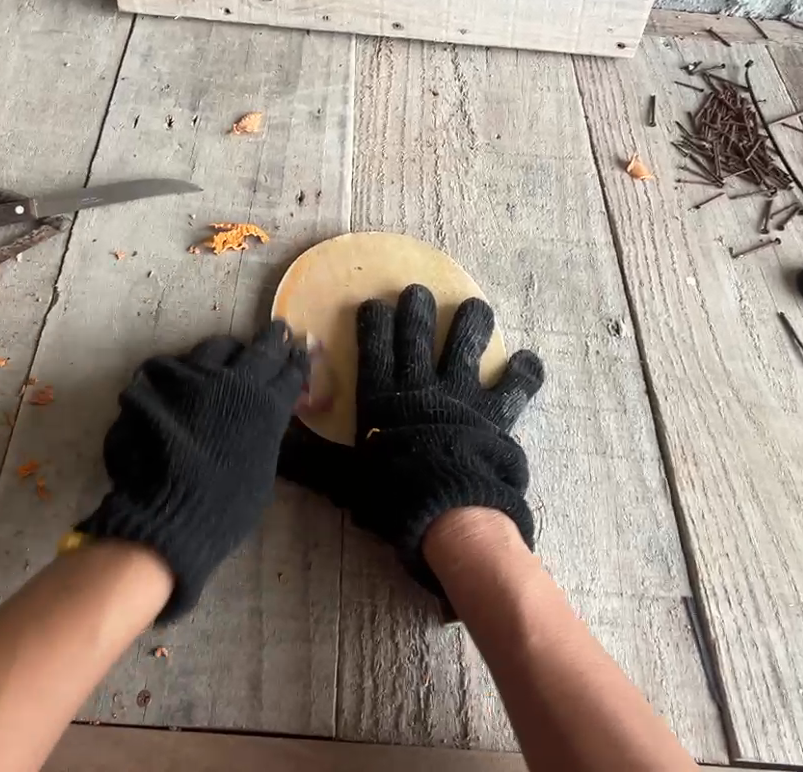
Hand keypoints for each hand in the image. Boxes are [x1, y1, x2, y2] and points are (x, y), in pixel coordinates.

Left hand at [77, 322, 307, 619]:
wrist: (164, 510)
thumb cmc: (220, 509)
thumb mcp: (258, 474)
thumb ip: (260, 438)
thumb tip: (257, 425)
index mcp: (266, 409)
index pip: (289, 375)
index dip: (295, 361)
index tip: (298, 350)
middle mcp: (236, 383)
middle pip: (261, 349)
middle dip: (273, 339)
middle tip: (278, 330)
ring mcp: (196, 377)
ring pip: (215, 347)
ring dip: (226, 350)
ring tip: (227, 351)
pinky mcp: (159, 380)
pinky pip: (173, 365)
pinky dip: (179, 371)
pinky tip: (175, 378)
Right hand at [278, 285, 543, 597]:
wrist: (447, 511)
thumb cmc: (391, 495)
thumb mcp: (342, 479)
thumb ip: (310, 462)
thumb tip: (274, 454)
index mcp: (382, 395)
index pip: (374, 345)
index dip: (373, 321)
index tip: (374, 304)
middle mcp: (420, 384)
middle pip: (417, 333)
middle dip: (416, 308)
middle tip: (417, 291)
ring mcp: (460, 393)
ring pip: (467, 343)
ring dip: (472, 321)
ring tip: (475, 306)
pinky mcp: (494, 411)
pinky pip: (514, 385)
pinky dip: (524, 372)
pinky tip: (528, 361)